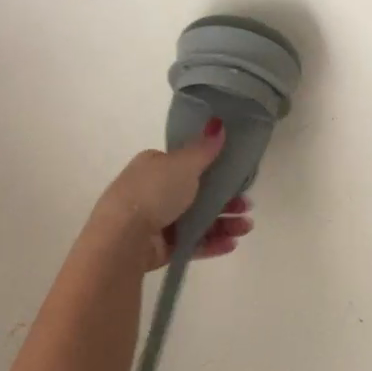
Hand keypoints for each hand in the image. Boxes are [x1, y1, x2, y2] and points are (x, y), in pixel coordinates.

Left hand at [86, 118, 252, 271]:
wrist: (124, 237)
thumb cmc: (154, 192)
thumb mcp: (183, 164)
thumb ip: (204, 148)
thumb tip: (218, 122)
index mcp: (154, 166)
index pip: (186, 165)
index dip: (214, 170)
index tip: (237, 177)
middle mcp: (154, 192)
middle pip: (197, 195)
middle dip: (226, 200)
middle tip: (248, 206)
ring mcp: (156, 221)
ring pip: (197, 221)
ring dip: (224, 223)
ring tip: (245, 228)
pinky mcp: (160, 248)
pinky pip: (191, 243)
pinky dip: (211, 243)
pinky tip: (232, 244)